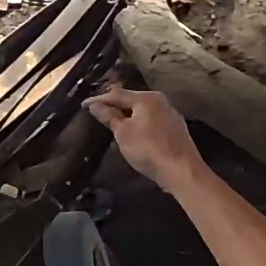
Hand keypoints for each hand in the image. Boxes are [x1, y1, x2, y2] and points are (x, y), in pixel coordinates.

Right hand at [84, 87, 208, 194]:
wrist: (182, 170)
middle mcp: (160, 101)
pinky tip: (133, 137)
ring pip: (142, 113)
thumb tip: (95, 105)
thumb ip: (109, 117)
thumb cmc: (148, 148)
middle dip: (114, 108)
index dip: (99, 100)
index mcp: (146, 98)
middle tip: (97, 114)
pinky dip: (139, 127)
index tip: (83, 105)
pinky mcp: (175, 129)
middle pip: (131, 101)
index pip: (117, 94)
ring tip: (112, 127)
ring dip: (126, 119)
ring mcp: (170, 115)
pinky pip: (151, 123)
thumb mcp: (123, 133)